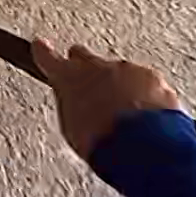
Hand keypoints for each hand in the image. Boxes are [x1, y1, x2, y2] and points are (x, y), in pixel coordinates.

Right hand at [32, 40, 179, 159]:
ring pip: (120, 70)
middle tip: (95, 88)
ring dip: (123, 85)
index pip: (44, 53)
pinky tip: (154, 116)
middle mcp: (91, 66)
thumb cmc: (105, 143)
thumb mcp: (73, 128)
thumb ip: (72, 106)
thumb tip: (77, 106)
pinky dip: (150, 95)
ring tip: (133, 114)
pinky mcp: (154, 78)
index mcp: (65, 75)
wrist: (147, 149)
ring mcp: (123, 69)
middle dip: (88, 68)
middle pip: (84, 55)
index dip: (43, 51)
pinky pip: (149, 82)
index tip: (41, 46)